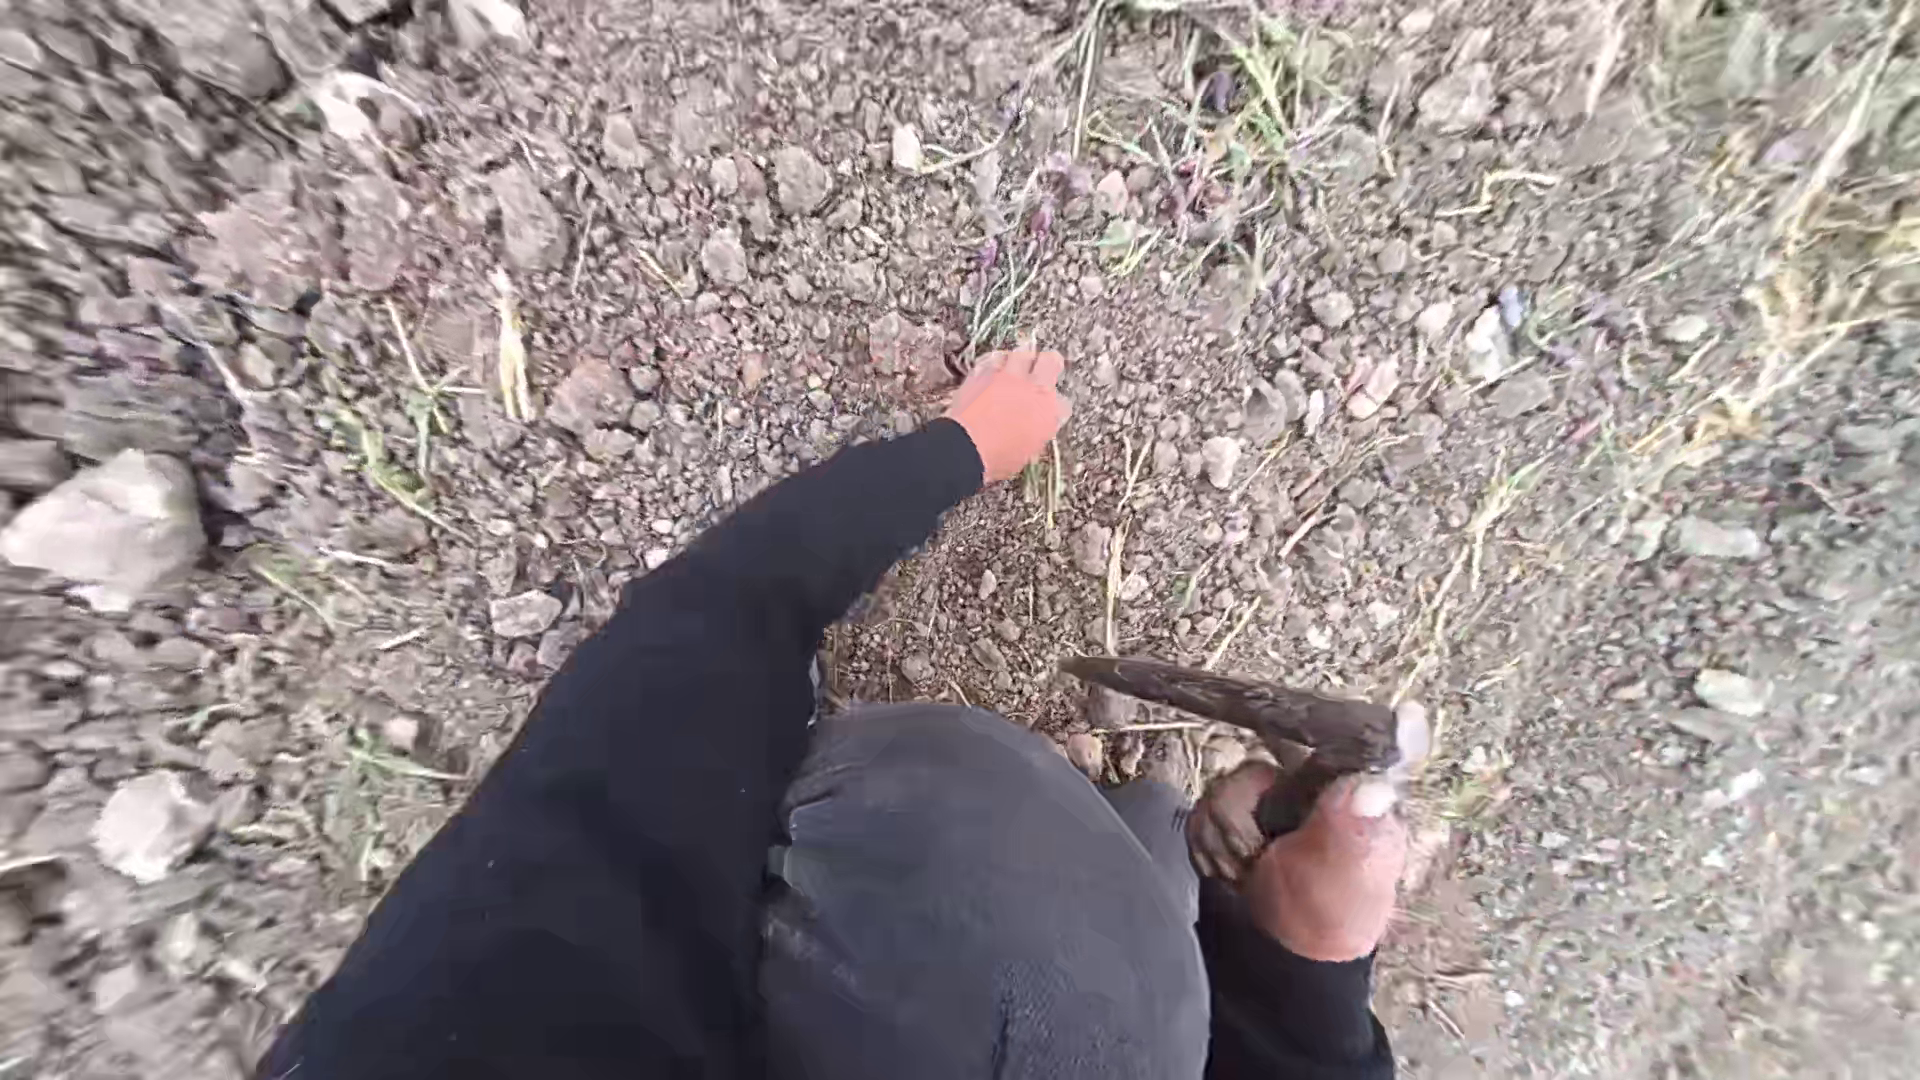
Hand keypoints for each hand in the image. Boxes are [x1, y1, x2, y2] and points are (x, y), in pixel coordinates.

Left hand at [943, 350, 1070, 482]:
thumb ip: (1039, 428)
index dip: (1055, 400)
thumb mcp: (1029, 450)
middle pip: (1049, 360)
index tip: (1049, 403)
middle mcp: (1031, 386)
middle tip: (1038, 372)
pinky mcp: (980, 373)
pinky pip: (991, 360)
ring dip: (1018, 361)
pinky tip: (991, 373)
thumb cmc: (1000, 458)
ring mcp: (1005, 376)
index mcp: (1048, 409)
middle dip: (1046, 364)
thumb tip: (1042, 420)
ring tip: (1012, 371)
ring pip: (1019, 354)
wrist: (965, 447)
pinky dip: (994, 365)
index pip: (1063, 400)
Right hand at [1192, 764, 1406, 962]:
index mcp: (1345, 798)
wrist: (1268, 958)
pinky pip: (1199, 810)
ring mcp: (1262, 803)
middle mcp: (1303, 792)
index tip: (1268, 816)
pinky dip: (1207, 845)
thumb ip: (1351, 830)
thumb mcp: (1343, 880)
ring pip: (1218, 789)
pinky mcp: (1228, 815)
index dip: (1280, 774)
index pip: (1307, 751)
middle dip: (1240, 819)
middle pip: (1251, 771)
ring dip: (1222, 839)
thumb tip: (1368, 785)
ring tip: (1243, 872)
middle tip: (1255, 858)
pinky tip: (1227, 868)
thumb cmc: (1316, 921)